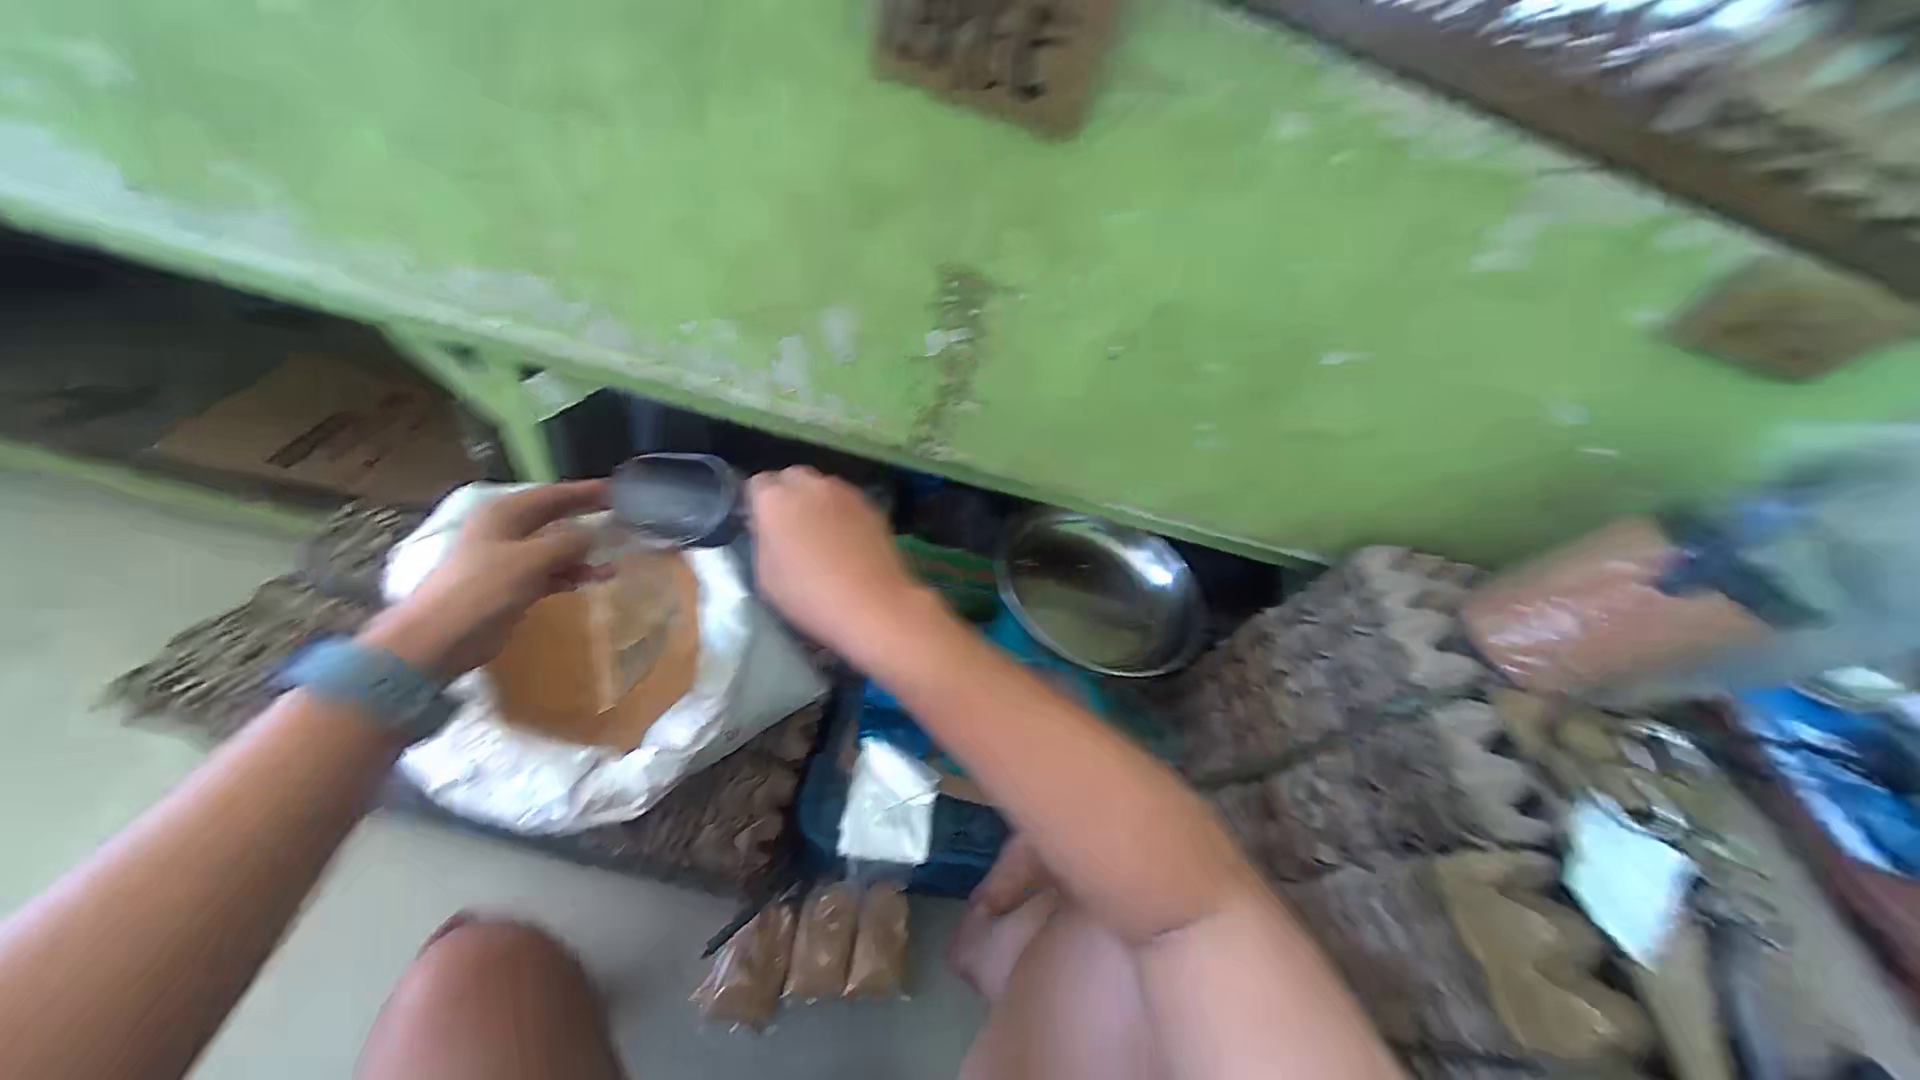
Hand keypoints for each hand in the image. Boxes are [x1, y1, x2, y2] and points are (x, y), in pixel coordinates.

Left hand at [360, 481, 611, 680]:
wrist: (443, 637)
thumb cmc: (484, 589)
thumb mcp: (531, 559)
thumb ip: (567, 543)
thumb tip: (591, 536)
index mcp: (503, 516)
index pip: (550, 495)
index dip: (582, 491)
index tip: (614, 489)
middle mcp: (506, 532)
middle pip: (553, 518)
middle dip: (584, 515)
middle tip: (618, 512)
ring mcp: (509, 561)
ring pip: (555, 548)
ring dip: (584, 551)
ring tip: (614, 553)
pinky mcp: (514, 587)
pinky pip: (552, 573)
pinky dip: (573, 574)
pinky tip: (595, 578)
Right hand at [747, 467, 923, 654]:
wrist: (872, 604)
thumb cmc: (809, 596)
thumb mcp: (765, 576)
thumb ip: (762, 540)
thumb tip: (766, 527)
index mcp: (774, 500)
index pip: (757, 484)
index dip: (757, 504)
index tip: (761, 524)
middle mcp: (810, 485)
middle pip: (791, 477)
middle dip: (787, 494)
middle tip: (790, 525)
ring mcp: (845, 492)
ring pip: (822, 485)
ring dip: (816, 500)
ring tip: (821, 531)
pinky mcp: (871, 505)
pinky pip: (847, 500)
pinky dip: (841, 511)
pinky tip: (846, 537)